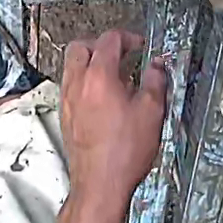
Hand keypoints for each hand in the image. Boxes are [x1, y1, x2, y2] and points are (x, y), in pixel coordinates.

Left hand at [60, 29, 168, 213]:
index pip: (109, 40)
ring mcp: (67, 101)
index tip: (140, 46)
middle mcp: (77, 85)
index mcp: (99, 77)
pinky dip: (85, 82)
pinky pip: (71, 87)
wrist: (100, 184)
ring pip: (72, 66)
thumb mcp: (152, 111)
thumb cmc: (124, 152)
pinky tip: (105, 98)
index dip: (128, 38)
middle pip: (80, 47)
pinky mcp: (65, 117)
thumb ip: (155, 81)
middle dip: (101, 44)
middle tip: (121, 53)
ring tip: (115, 76)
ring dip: (91, 63)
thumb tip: (157, 66)